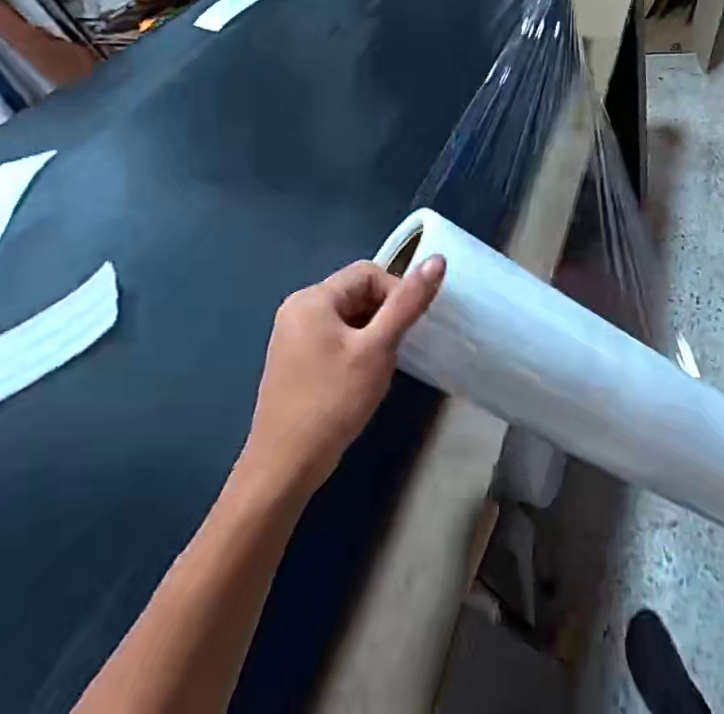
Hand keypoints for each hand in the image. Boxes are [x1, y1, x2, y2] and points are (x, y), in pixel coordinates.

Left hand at [242, 258, 445, 495]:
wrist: (286, 464)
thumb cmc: (333, 401)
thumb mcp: (377, 348)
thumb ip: (408, 303)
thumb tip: (437, 260)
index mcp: (312, 298)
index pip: (369, 273)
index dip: (397, 294)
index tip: (409, 329)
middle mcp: (297, 309)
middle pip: (357, 293)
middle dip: (385, 316)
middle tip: (397, 350)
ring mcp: (293, 336)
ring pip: (350, 318)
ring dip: (373, 335)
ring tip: (380, 367)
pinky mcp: (295, 360)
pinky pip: (336, 338)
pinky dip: (357, 349)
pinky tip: (362, 379)